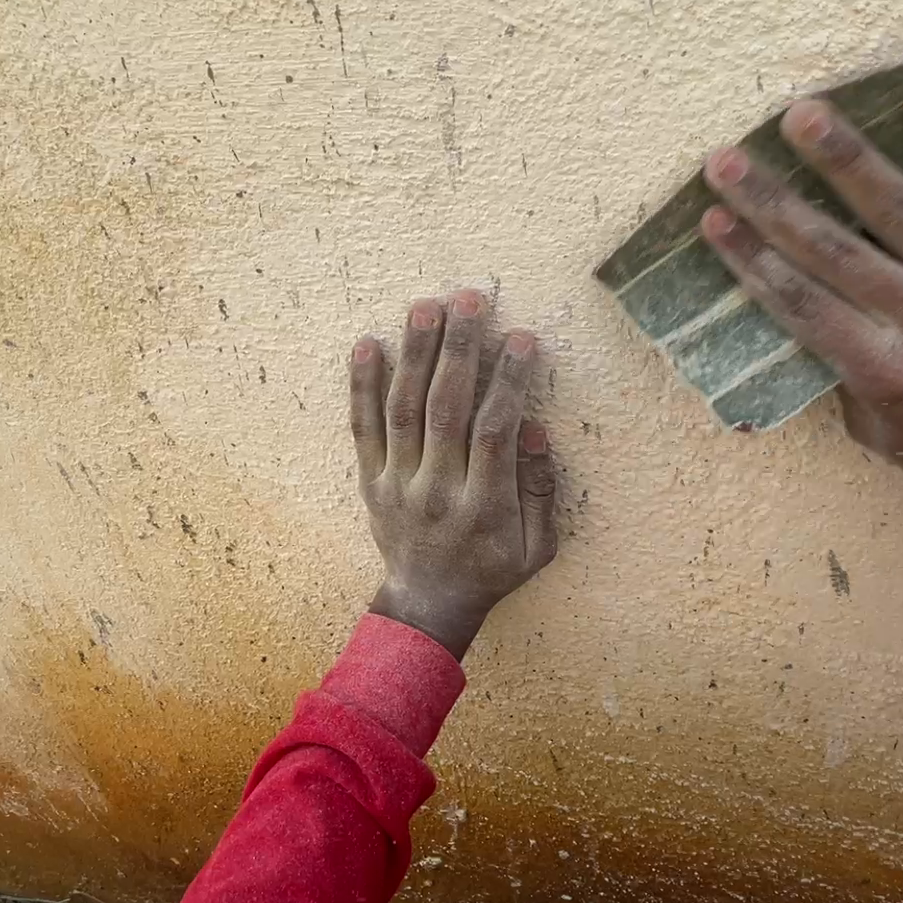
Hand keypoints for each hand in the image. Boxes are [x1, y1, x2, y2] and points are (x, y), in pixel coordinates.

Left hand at [348, 290, 559, 658]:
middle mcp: (436, 491)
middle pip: (445, 409)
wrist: (428, 603)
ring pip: (403, 410)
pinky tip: (366, 344)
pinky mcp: (371, 481)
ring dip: (413, 354)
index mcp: (483, 507)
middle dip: (459, 349)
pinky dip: (361, 387)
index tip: (520, 337)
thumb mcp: (538, 548)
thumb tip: (534, 428)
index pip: (494, 431)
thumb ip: (541, 490)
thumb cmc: (491, 570)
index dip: (508, 381)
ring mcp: (397, 484)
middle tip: (468, 299)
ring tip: (424, 307)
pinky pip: (363, 429)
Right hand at [699, 94, 902, 564]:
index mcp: (887, 375)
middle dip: (772, 201)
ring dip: (847, 160)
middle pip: (835, 250)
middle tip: (727, 159)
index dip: (748, 258)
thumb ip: (843, 378)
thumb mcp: (885, 439)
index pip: (799, 302)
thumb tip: (806, 319)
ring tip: (804, 115)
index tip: (712, 218)